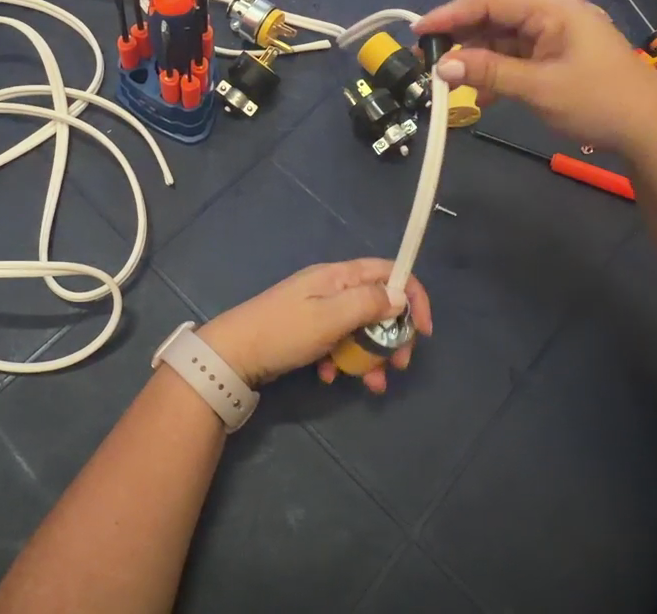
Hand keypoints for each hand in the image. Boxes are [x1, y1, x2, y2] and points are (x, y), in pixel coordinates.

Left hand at [197, 259, 433, 393]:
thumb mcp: (330, 318)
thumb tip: (400, 296)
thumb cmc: (283, 332)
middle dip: (393, 336)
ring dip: (370, 355)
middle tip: (397, 366)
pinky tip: (331, 377)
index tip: (423, 332)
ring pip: (360, 328)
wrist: (233, 354)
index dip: (413, 296)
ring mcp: (318, 309)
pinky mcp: (308, 331)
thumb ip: (368, 304)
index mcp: (339, 275)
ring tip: (370, 385)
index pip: (389, 271)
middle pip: (379, 303)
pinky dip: (343, 360)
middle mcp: (332, 287)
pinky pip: (338, 342)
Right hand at [416, 0, 656, 154]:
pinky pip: (519, 59)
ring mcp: (559, 39)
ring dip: (477, 60)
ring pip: (505, 41)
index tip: (419, 30)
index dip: (451, 13)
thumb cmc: (598, 102)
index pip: (491, 1)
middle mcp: (554, 17)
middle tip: (428, 59)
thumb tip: (443, 66)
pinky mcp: (561, 61)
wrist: (653, 133)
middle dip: (461, 38)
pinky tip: (481, 97)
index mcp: (553, 10)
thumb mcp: (539, 88)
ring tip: (449, 81)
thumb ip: (489, 73)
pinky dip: (497, 74)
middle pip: (496, 18)